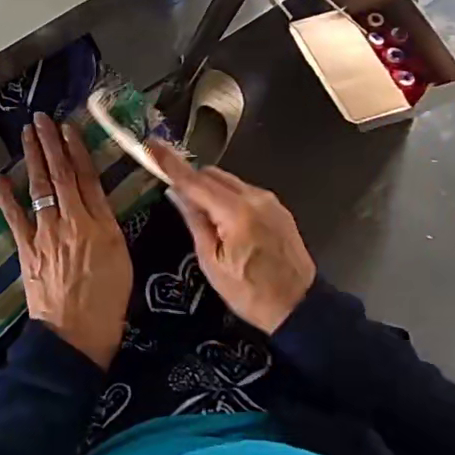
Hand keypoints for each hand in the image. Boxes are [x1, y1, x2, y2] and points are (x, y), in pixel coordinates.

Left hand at [0, 113, 133, 369]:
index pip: (88, 179)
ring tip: (26, 134)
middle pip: (61, 175)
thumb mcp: (122, 262)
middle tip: (41, 118)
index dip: (77, 150)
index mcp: (101, 227)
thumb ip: (108, 227)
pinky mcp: (26, 248)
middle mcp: (72, 223)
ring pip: (39, 187)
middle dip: (50, 143)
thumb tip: (96, 203)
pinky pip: (14, 216)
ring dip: (32, 158)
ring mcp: (45, 234)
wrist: (75, 337)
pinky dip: (5, 195)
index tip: (68, 128)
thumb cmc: (107, 305)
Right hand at [149, 141, 315, 334]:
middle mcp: (255, 199)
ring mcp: (270, 202)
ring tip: (201, 214)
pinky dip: (226, 196)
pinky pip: (243, 191)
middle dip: (190, 179)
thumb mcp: (211, 261)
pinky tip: (223, 218)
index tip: (152, 144)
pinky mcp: (279, 210)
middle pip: (211, 174)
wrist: (302, 310)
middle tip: (175, 195)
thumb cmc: (249, 292)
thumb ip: (195, 220)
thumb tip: (177, 193)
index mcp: (236, 212)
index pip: (194, 180)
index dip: (170, 162)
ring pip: (227, 180)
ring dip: (209, 188)